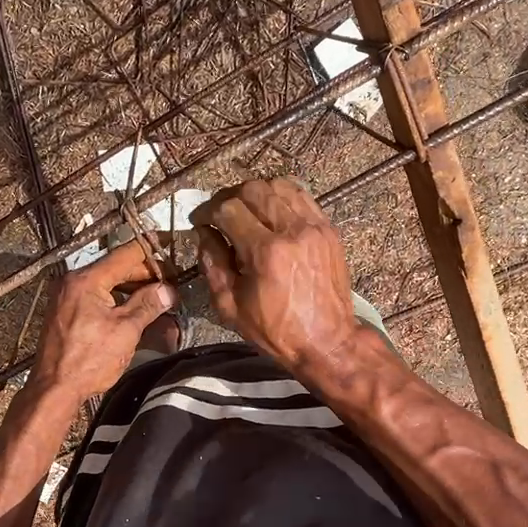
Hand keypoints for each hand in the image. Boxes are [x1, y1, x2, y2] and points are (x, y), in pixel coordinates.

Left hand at [30, 242, 173, 404]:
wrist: (54, 388)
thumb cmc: (88, 361)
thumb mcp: (125, 331)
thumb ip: (148, 305)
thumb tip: (168, 291)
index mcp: (85, 280)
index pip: (125, 255)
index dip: (151, 251)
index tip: (169, 247)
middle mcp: (71, 282)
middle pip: (114, 269)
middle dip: (143, 276)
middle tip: (168, 284)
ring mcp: (65, 298)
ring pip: (105, 285)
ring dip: (130, 291)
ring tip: (156, 301)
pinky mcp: (64, 313)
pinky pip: (94, 299)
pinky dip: (114, 302)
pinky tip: (132, 313)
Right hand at [193, 179, 362, 373]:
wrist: (325, 340)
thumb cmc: (274, 330)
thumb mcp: (229, 306)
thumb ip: (212, 265)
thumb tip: (203, 233)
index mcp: (265, 252)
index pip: (228, 209)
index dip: (207, 211)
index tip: (199, 222)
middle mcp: (292, 230)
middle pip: (252, 189)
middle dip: (228, 198)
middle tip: (218, 215)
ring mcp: (314, 226)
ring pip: (278, 185)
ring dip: (255, 193)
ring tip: (244, 211)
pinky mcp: (328, 228)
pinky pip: (301, 195)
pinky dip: (279, 197)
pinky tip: (269, 213)